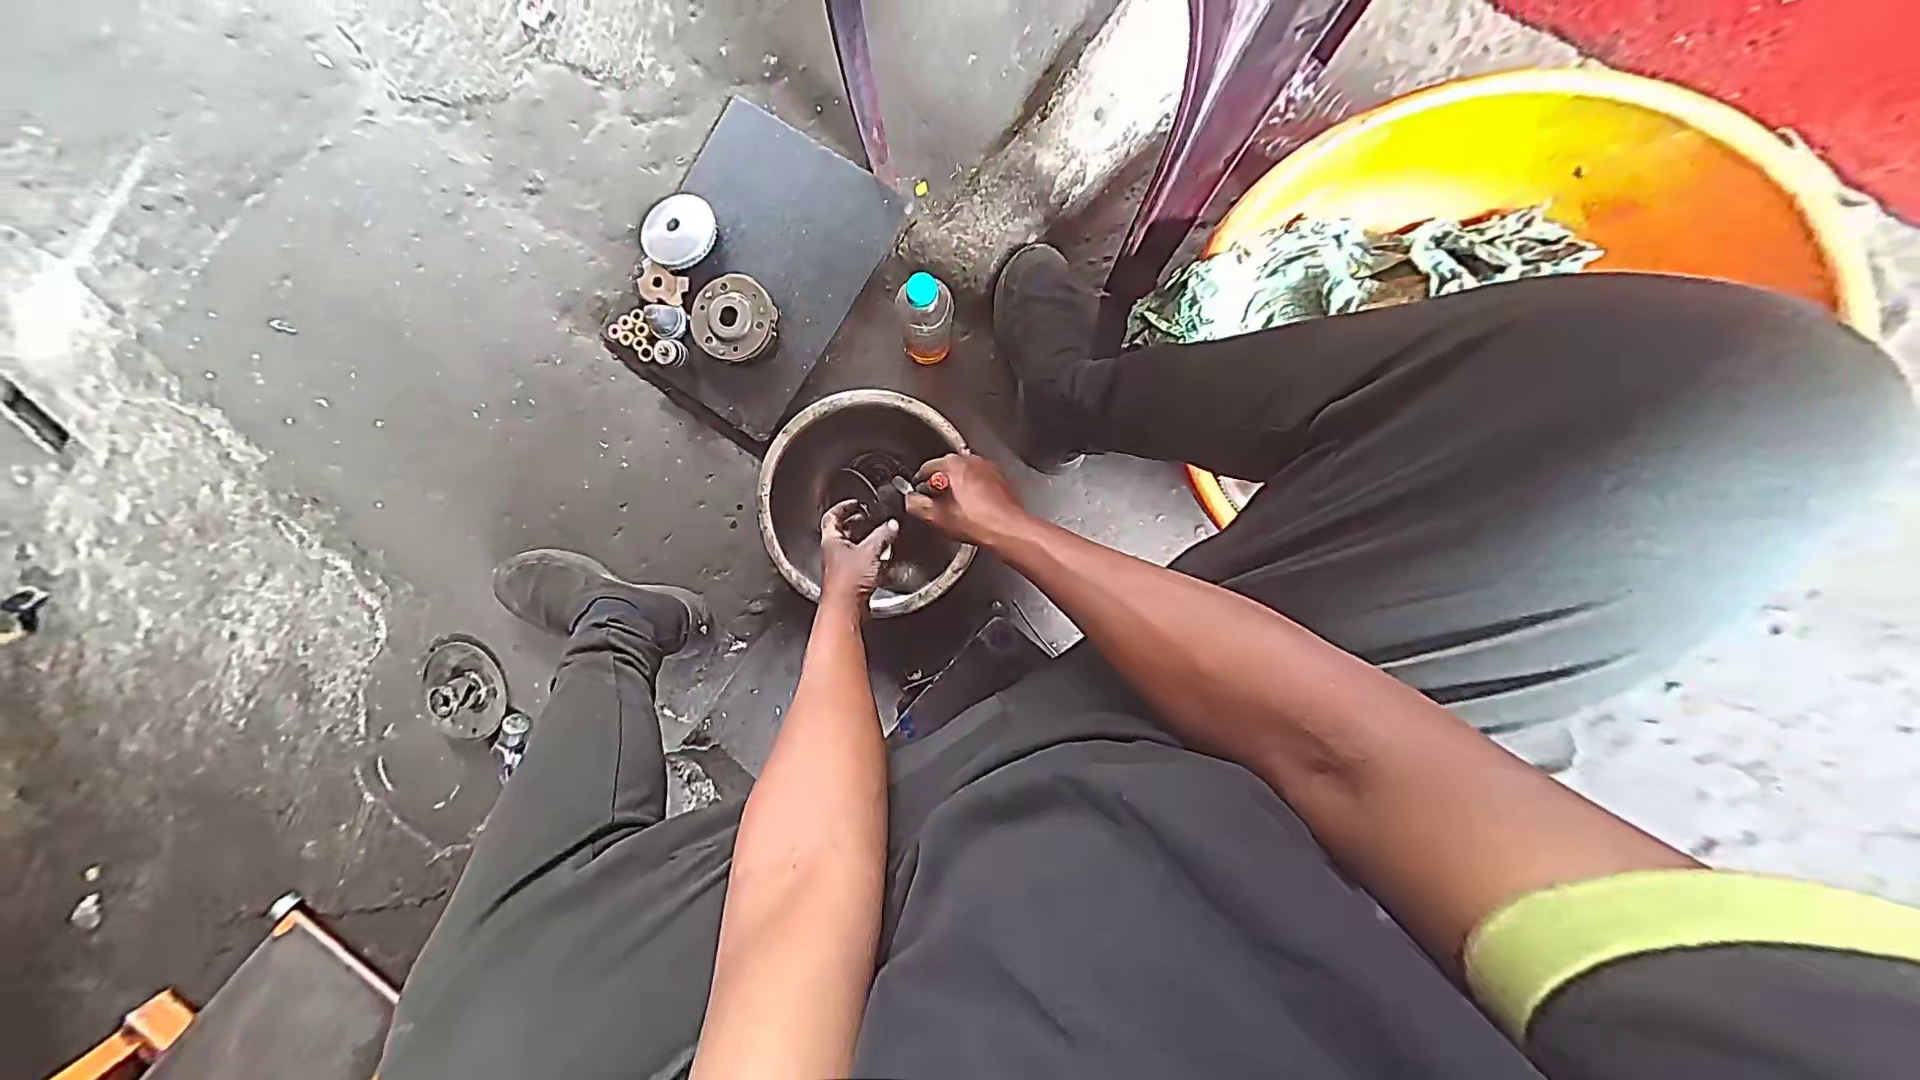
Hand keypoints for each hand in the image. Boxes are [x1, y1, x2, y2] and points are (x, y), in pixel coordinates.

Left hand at [819, 500, 898, 610]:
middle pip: (844, 530)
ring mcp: (841, 565)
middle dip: (858, 523)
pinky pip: (861, 561)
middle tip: (871, 517)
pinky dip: (871, 556)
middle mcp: (833, 552)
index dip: (843, 507)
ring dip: (866, 540)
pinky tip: (882, 557)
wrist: (846, 608)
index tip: (855, 503)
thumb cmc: (848, 581)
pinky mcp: (851, 577)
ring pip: (853, 546)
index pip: (832, 516)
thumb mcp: (870, 551)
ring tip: (881, 534)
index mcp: (831, 540)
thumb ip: (882, 535)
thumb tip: (891, 525)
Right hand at [904, 451, 1027, 547]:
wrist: (1008, 530)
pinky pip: (980, 482)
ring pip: (964, 476)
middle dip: (940, 486)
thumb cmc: (979, 522)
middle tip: (937, 505)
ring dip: (957, 489)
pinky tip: (972, 510)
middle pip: (947, 470)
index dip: (919, 483)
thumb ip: (917, 504)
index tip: (918, 494)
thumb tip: (911, 500)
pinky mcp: (1000, 480)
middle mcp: (973, 461)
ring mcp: (989, 469)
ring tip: (955, 510)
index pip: (927, 468)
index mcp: (955, 464)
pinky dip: (973, 492)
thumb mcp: (937, 516)